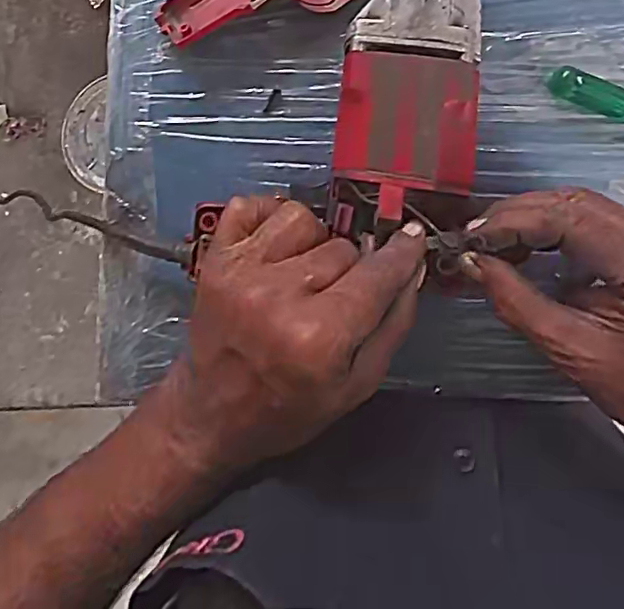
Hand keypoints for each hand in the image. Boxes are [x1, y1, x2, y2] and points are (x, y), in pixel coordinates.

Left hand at [146, 197, 425, 477]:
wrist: (210, 416)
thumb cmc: (289, 408)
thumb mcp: (357, 385)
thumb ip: (394, 322)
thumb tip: (413, 267)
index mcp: (318, 336)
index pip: (377, 274)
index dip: (402, 253)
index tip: (412, 239)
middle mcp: (277, 295)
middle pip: (344, 247)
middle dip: (352, 268)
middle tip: (336, 296)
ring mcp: (241, 271)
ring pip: (305, 219)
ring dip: (314, 242)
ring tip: (304, 272)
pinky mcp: (215, 257)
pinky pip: (253, 206)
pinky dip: (270, 217)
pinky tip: (277, 245)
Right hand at [463, 188, 623, 450]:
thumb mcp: (575, 352)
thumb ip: (519, 302)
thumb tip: (478, 265)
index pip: (572, 218)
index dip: (516, 220)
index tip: (478, 233)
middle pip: (577, 204)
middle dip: (520, 215)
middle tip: (480, 234)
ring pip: (585, 207)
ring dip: (536, 218)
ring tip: (497, 239)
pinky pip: (597, 221)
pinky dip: (557, 228)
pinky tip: (531, 243)